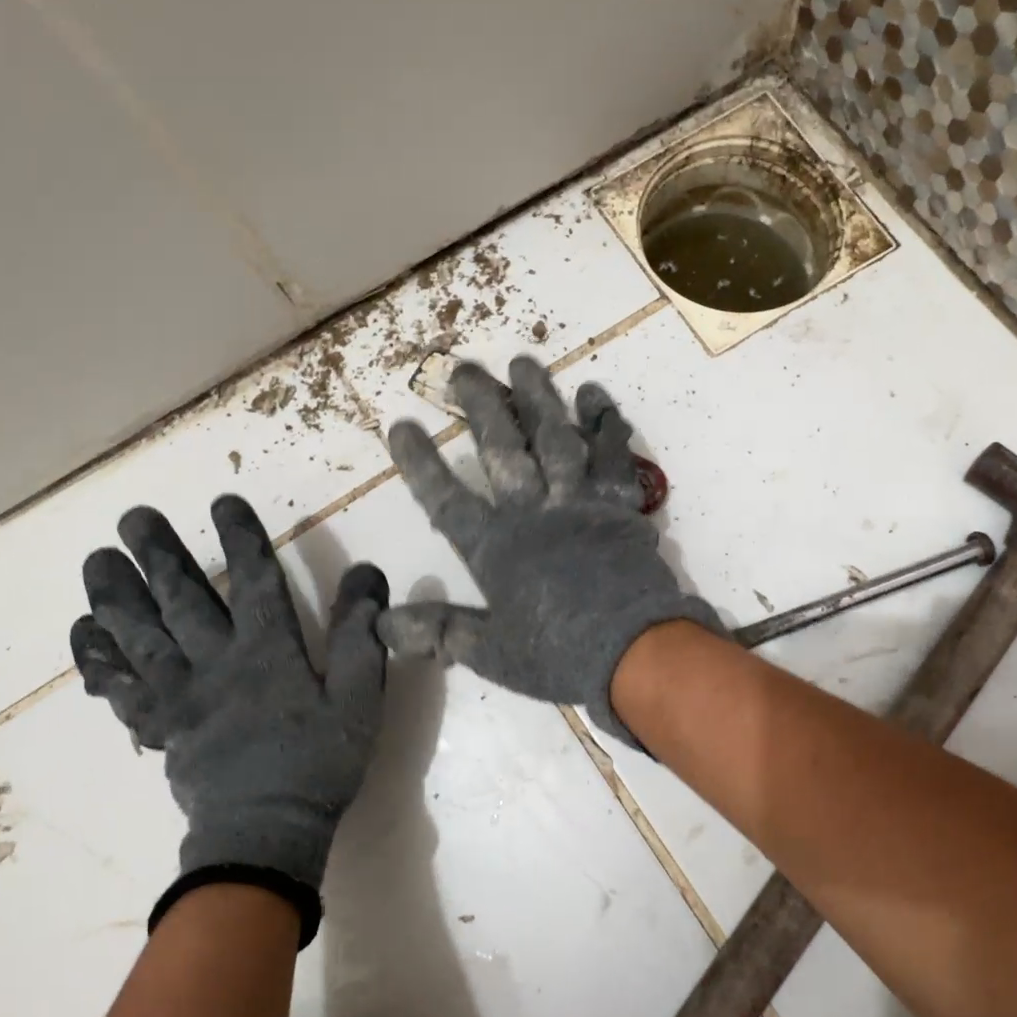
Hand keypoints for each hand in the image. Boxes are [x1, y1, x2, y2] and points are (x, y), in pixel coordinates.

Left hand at [70, 495, 386, 937]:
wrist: (266, 833)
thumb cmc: (320, 762)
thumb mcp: (360, 698)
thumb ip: (362, 635)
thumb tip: (368, 574)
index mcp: (269, 652)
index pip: (254, 580)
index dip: (241, 537)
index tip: (223, 500)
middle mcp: (216, 662)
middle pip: (183, 599)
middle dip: (159, 554)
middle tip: (133, 516)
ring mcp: (179, 695)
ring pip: (140, 636)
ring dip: (116, 596)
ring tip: (97, 560)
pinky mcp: (159, 725)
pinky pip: (119, 688)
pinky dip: (98, 660)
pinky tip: (83, 635)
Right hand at [377, 356, 719, 748]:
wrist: (634, 649)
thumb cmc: (557, 654)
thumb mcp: (491, 651)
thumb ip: (440, 630)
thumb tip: (383, 625)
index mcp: (496, 547)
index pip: (446, 499)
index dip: (421, 463)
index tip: (400, 424)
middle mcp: (534, 512)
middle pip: (502, 449)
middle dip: (480, 407)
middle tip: (464, 368)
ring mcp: (580, 502)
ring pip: (556, 438)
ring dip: (538, 398)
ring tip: (524, 362)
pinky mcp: (620, 504)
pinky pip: (612, 456)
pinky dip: (605, 424)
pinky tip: (595, 396)